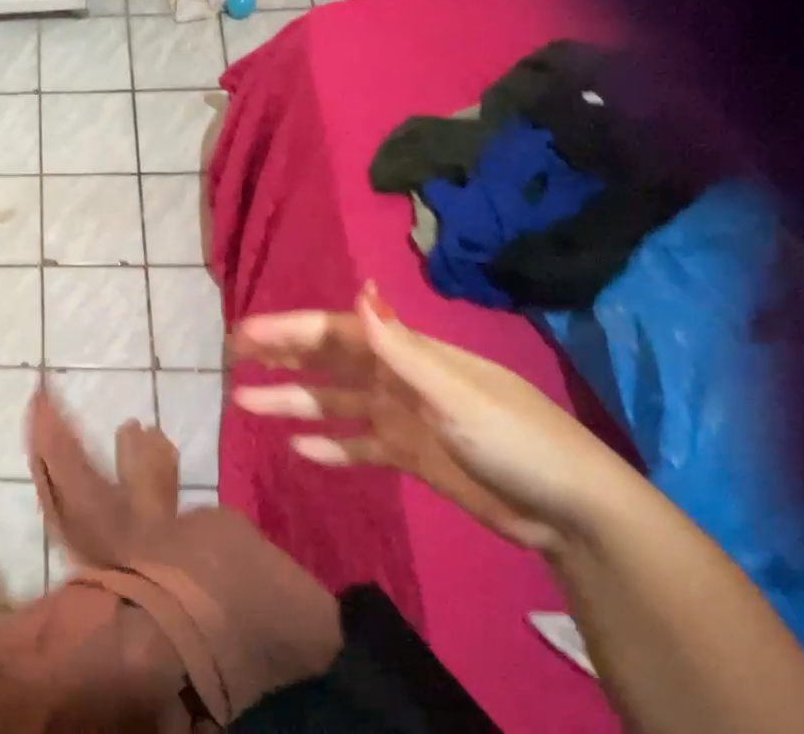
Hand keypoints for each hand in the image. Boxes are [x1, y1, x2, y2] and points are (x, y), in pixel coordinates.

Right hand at [229, 282, 632, 550]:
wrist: (571, 512)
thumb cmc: (518, 440)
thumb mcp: (458, 393)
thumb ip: (403, 349)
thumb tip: (360, 290)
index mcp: (413, 356)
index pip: (339, 334)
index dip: (291, 330)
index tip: (244, 332)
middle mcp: (400, 380)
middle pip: (329, 362)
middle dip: (282, 355)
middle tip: (232, 355)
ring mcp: (403, 419)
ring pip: (333, 404)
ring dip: (292, 401)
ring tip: (244, 404)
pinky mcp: (410, 456)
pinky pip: (357, 446)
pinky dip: (329, 445)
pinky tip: (299, 448)